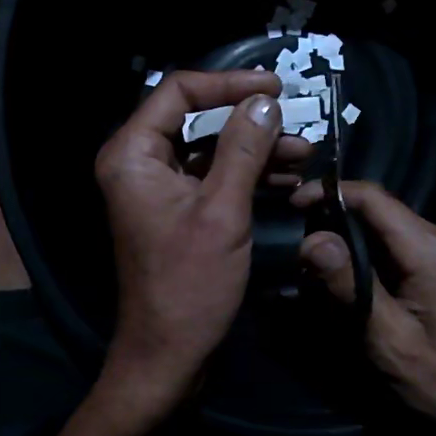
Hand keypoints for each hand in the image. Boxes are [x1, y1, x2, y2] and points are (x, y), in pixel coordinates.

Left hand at [94, 70, 308, 419]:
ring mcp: (156, 188)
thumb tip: (265, 101)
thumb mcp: (223, 212)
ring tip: (303, 154)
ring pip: (208, 149)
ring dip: (254, 149)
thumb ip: (243, 149)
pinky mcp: (175, 210)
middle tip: (298, 126)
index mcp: (132, 155)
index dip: (229, 83)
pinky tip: (286, 180)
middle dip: (249, 120)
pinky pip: (211, 178)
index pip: (178, 92)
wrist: (168, 353)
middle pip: (195, 119)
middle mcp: (138, 164)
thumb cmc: (189, 285)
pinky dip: (245, 175)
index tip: (277, 87)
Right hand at [294, 181, 435, 435]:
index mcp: (432, 251)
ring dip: (345, 238)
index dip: (328, 193)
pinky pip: (395, 250)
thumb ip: (350, 286)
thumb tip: (311, 239)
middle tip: (293, 241)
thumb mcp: (389, 339)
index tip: (291, 206)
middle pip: (378, 210)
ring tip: (308, 262)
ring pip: (384, 229)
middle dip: (332, 217)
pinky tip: (340, 278)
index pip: (374, 198)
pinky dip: (362, 256)